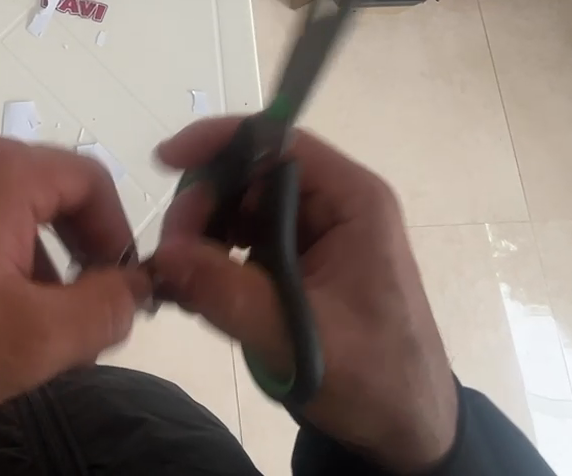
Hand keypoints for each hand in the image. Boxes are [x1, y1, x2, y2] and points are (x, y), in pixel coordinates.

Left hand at [0, 137, 151, 429]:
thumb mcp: (32, 342)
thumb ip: (103, 309)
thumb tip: (134, 284)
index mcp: (4, 172)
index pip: (91, 181)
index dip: (116, 233)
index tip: (119, 287)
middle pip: (52, 187)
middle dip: (78, 246)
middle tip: (82, 308)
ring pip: (14, 201)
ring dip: (39, 252)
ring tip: (31, 316)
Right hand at [151, 118, 459, 473]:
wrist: (407, 430)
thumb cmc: (374, 379)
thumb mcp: (297, 336)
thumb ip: (228, 294)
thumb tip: (165, 255)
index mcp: (351, 200)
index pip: (276, 140)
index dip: (218, 141)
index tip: (166, 161)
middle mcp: (333, 200)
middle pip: (249, 169)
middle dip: (204, 200)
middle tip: (172, 249)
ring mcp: (315, 225)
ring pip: (241, 199)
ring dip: (205, 227)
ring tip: (183, 272)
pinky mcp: (298, 252)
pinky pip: (245, 230)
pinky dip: (216, 249)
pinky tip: (200, 281)